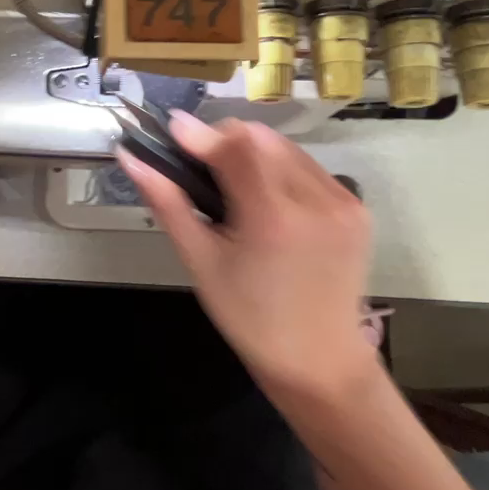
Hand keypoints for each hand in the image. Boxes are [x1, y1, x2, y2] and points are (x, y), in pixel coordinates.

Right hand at [120, 114, 374, 397]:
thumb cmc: (248, 317)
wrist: (317, 360)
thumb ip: (167, 202)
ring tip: (230, 184)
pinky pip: (309, 168)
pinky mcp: (357, 208)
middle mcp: (317, 200)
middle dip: (225, 141)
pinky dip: (280, 169)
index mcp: (274, 218)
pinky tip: (265, 199)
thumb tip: (130, 158)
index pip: (236, 145)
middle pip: (262, 138)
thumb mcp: (199, 261)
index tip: (172, 129)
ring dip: (252, 152)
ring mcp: (344, 202)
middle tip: (198, 166)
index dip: (201, 133)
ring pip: (286, 147)